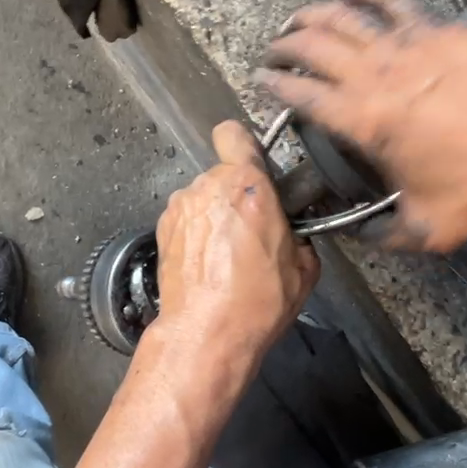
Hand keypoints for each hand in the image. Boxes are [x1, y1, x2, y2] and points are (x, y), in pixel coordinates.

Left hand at [146, 122, 320, 374]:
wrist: (206, 332)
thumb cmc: (256, 301)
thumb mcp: (304, 268)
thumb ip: (299, 234)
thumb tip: (294, 232)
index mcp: (248, 186)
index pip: (234, 135)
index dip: (243, 145)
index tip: (253, 163)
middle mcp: (209, 187)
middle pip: (223, 174)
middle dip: (236, 195)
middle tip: (251, 230)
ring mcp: (181, 208)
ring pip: (203, 198)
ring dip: (215, 215)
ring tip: (227, 254)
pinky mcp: (163, 229)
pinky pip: (187, 219)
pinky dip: (196, 233)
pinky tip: (207, 262)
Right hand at [257, 0, 466, 251]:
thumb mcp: (432, 227)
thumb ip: (384, 235)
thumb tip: (360, 237)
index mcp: (366, 121)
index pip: (301, 95)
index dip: (273, 87)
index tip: (261, 84)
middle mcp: (378, 75)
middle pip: (312, 46)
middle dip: (282, 48)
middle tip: (272, 54)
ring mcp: (409, 45)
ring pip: (342, 16)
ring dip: (310, 16)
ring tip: (295, 21)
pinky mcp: (440, 28)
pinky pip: (390, 0)